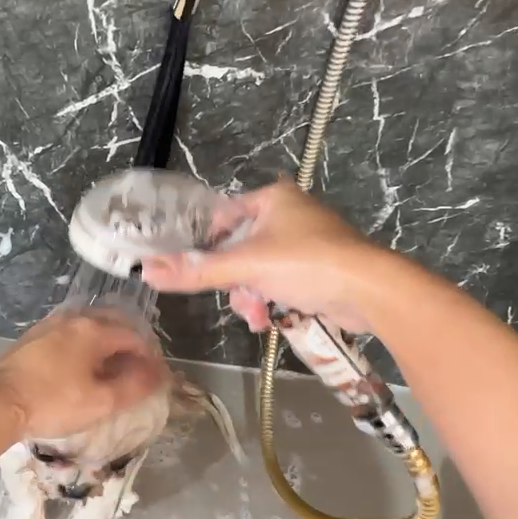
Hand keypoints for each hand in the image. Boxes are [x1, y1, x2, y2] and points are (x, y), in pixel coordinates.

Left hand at [0, 310, 169, 438]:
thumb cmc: (53, 403)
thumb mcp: (101, 401)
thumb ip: (134, 386)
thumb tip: (159, 373)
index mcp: (93, 330)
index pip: (134, 336)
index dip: (149, 356)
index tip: (155, 376)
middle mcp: (72, 319)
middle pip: (111, 325)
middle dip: (128, 345)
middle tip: (135, 370)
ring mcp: (49, 325)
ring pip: (88, 327)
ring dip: (105, 344)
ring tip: (109, 369)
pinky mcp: (32, 337)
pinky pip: (68, 334)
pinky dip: (83, 345)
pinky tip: (79, 366)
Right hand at [140, 179, 394, 333]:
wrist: (370, 291)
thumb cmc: (306, 264)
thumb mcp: (245, 267)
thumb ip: (196, 271)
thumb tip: (147, 272)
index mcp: (272, 199)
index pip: (222, 217)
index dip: (205, 244)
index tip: (196, 270)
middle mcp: (289, 214)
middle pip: (238, 249)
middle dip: (233, 282)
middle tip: (237, 299)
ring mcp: (306, 242)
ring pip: (257, 270)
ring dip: (251, 296)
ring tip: (257, 316)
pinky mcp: (319, 269)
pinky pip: (279, 282)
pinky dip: (271, 300)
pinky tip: (271, 319)